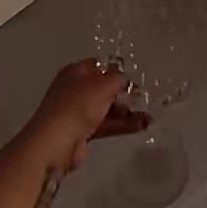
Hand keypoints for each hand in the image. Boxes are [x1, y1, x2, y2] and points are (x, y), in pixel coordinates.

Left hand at [21, 60, 149, 170]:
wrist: (57, 141)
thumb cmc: (79, 105)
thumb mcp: (103, 85)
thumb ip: (118, 78)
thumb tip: (125, 79)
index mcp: (75, 73)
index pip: (98, 66)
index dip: (116, 70)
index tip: (134, 77)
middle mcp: (75, 90)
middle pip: (103, 89)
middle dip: (124, 93)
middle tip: (143, 97)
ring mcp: (77, 112)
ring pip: (106, 109)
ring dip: (127, 112)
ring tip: (149, 118)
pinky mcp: (82, 132)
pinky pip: (106, 125)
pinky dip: (122, 125)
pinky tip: (141, 126)